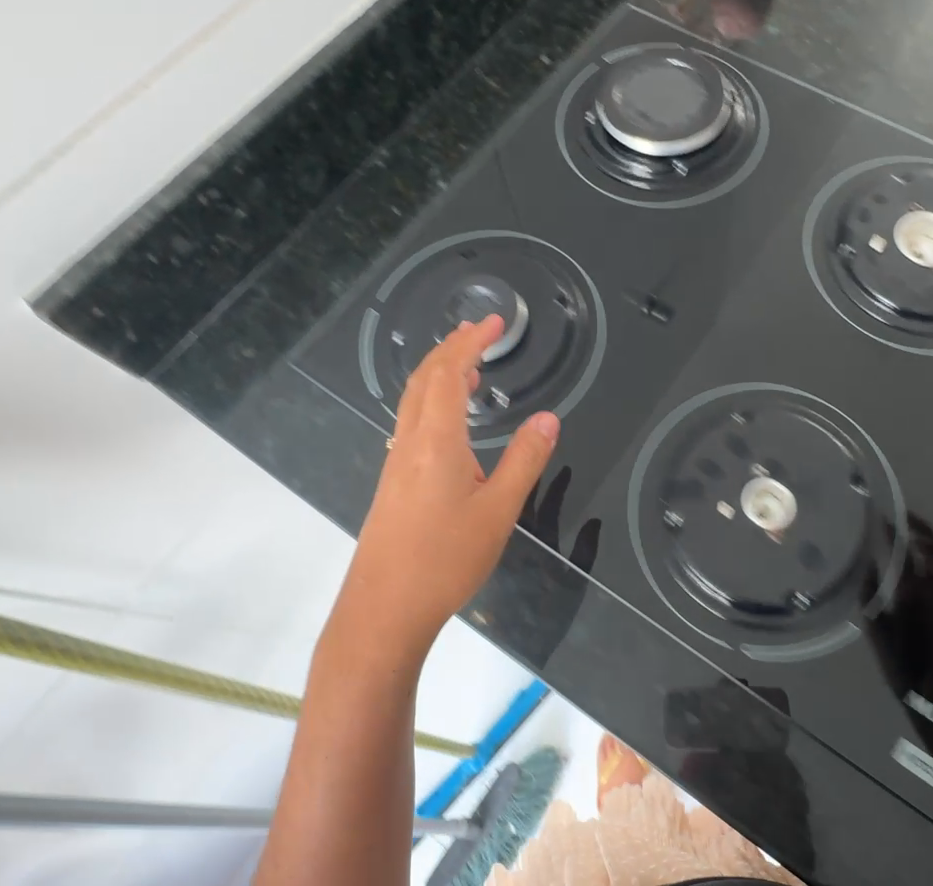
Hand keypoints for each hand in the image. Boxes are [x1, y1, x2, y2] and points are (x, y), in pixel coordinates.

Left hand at [348, 316, 560, 646]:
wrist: (383, 610)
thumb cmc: (445, 560)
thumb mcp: (499, 511)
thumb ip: (525, 460)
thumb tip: (549, 417)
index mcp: (436, 441)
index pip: (450, 373)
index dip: (471, 341)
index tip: (495, 321)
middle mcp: (409, 442)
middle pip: (424, 379)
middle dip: (452, 348)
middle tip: (482, 333)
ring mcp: (395, 463)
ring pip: (413, 401)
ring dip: (440, 374)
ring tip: (471, 367)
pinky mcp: (393, 483)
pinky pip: (411, 423)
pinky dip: (433, 401)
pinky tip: (451, 422)